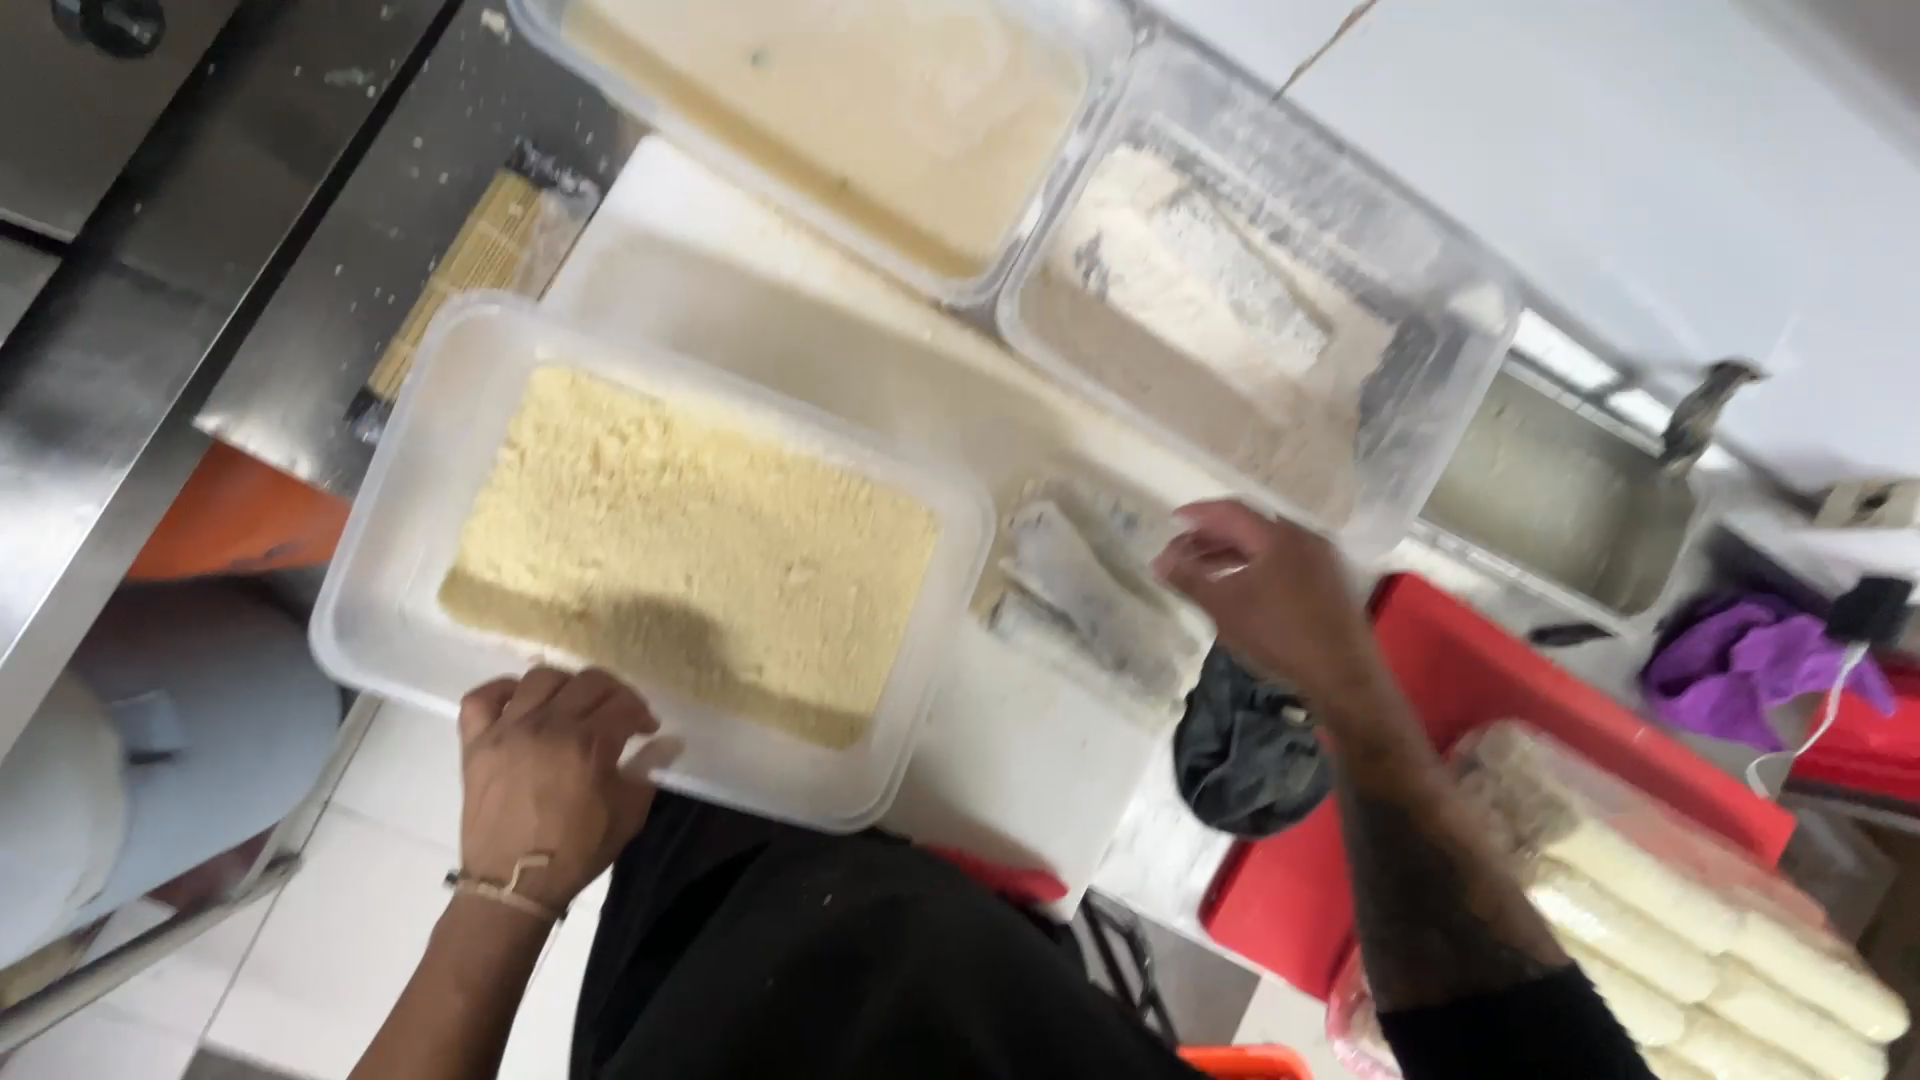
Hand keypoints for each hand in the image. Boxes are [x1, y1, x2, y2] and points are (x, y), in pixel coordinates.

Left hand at [456, 667, 681, 911]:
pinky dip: (503, 690)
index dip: (641, 714)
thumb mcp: (628, 812)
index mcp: (589, 743)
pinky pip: (482, 698)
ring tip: (573, 705)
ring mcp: (507, 731)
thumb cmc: (576, 850)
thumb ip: (649, 770)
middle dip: (614, 693)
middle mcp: (548, 726)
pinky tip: (521, 701)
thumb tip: (667, 743)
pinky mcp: (476, 744)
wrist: (513, 885)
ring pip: (541, 678)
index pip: (625, 705)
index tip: (646, 729)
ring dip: (567, 685)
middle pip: (589, 682)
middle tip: (618, 715)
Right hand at [1153, 499, 1385, 704]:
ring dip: (1232, 552)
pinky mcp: (1330, 580)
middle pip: (1250, 525)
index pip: (1231, 511)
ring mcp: (1321, 559)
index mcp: (1278, 537)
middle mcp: (1303, 538)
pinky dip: (1256, 563)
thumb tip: (1160, 559)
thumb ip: (1189, 578)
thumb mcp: (1224, 607)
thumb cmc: (1279, 636)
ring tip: (1204, 569)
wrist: (1343, 675)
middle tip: (1183, 550)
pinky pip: (1285, 559)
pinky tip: (1241, 584)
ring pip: (1267, 544)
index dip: (1199, 513)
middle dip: (1212, 535)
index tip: (1175, 519)